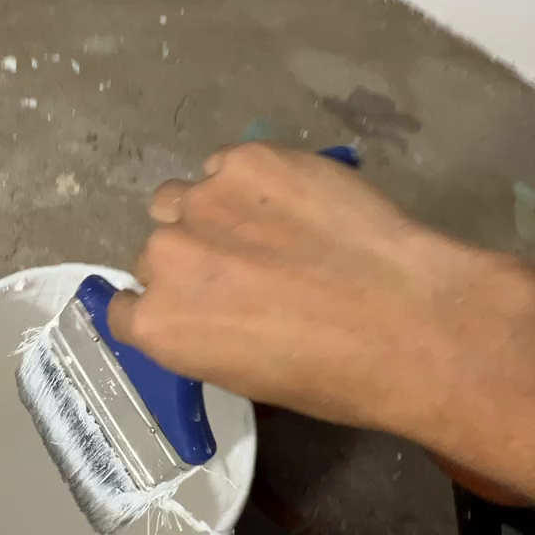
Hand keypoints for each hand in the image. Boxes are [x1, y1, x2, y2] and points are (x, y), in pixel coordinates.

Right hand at [110, 142, 507, 434]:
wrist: (408, 319)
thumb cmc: (334, 375)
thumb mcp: (248, 376)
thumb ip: (205, 333)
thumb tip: (213, 308)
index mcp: (160, 324)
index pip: (126, 307)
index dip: (163, 305)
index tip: (196, 305)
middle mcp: (164, 257)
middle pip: (157, 250)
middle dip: (192, 259)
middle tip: (247, 270)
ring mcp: (203, 200)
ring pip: (180, 199)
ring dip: (208, 213)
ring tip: (266, 227)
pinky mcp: (246, 158)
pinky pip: (226, 166)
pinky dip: (248, 181)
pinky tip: (293, 199)